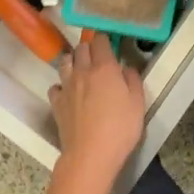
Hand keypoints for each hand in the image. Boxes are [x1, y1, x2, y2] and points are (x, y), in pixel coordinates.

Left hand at [49, 33, 145, 187]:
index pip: (100, 41)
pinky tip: (68, 94)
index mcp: (104, 68)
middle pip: (81, 48)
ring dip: (73, 61)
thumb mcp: (138, 103)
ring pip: (65, 62)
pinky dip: (61, 86)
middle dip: (89, 48)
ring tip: (81, 70)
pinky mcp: (56, 102)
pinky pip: (55, 86)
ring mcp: (66, 86)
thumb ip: (133, 80)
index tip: (110, 44)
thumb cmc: (120, 128)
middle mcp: (82, 71)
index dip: (104, 40)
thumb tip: (126, 68)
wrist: (91, 154)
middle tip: (98, 58)